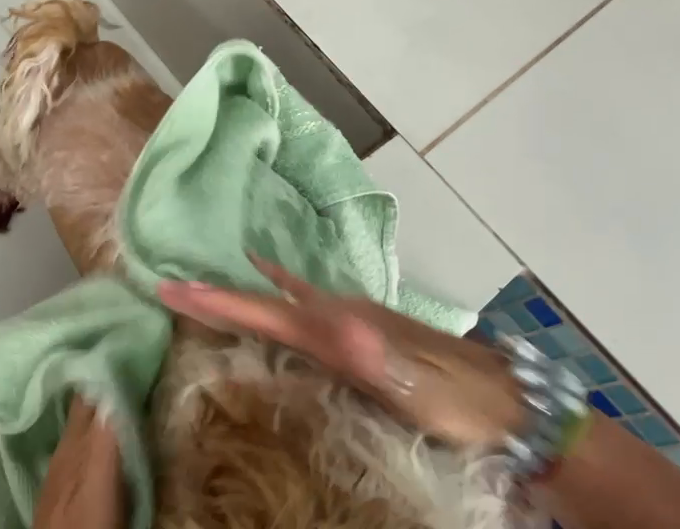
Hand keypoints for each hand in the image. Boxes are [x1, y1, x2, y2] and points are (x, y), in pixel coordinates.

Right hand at [158, 256, 525, 449]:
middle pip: (265, 299)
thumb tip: (335, 323)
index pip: (266, 312)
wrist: (511, 403)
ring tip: (202, 284)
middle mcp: (339, 314)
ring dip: (240, 291)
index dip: (218, 301)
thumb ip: (377, 354)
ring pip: (281, 297)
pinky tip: (272, 276)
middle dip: (216, 292)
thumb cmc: (460, 402)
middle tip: (168, 283)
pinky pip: (303, 301)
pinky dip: (276, 287)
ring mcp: (351, 318)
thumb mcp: (419, 386)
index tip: (170, 287)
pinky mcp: (361, 329)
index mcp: (341, 328)